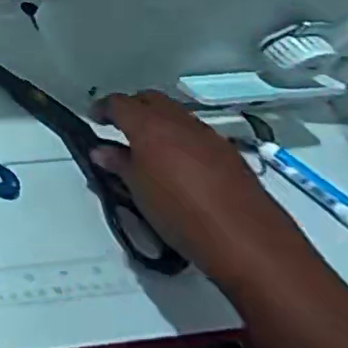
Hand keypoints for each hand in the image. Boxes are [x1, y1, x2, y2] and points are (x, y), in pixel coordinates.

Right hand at [93, 92, 317, 288]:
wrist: (253, 248)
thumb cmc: (181, 214)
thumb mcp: (137, 191)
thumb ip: (118, 164)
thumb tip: (103, 152)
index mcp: (149, 126)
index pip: (118, 103)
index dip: (102, 108)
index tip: (94, 119)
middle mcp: (181, 124)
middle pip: (151, 100)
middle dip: (133, 108)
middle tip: (121, 127)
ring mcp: (212, 140)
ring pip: (178, 116)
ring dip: (161, 123)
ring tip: (151, 149)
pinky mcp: (235, 159)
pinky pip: (200, 137)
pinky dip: (184, 141)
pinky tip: (182, 167)